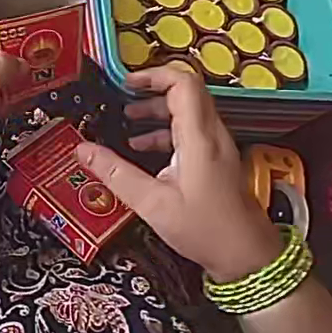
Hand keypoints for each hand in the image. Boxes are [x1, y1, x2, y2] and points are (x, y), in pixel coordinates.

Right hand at [75, 66, 282, 281]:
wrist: (249, 257)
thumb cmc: (205, 230)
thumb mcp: (152, 204)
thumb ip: (115, 174)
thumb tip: (82, 150)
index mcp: (199, 138)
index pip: (184, 83)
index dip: (154, 75)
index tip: (126, 83)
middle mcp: (211, 134)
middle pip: (186, 92)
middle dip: (151, 90)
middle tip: (122, 98)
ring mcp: (217, 145)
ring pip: (188, 110)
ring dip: (157, 110)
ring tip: (127, 120)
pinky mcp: (216, 158)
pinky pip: (190, 130)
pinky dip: (165, 130)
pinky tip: (142, 147)